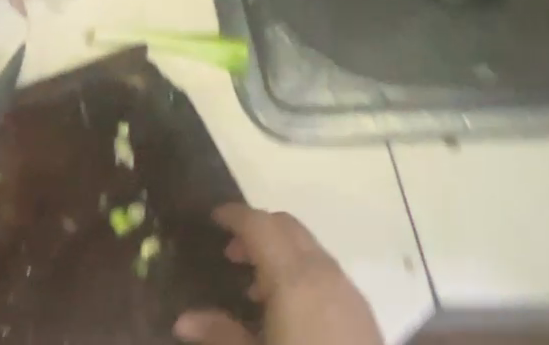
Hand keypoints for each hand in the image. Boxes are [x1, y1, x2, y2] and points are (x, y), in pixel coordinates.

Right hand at [175, 204, 382, 344]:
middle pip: (287, 227)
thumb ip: (220, 334)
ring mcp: (349, 293)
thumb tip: (183, 320)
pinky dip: (303, 272)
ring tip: (257, 289)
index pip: (260, 225)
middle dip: (257, 230)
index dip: (235, 215)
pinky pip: (327, 272)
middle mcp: (324, 274)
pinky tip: (291, 312)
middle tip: (231, 254)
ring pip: (309, 248)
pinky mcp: (365, 316)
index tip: (213, 218)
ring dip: (281, 252)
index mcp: (293, 279)